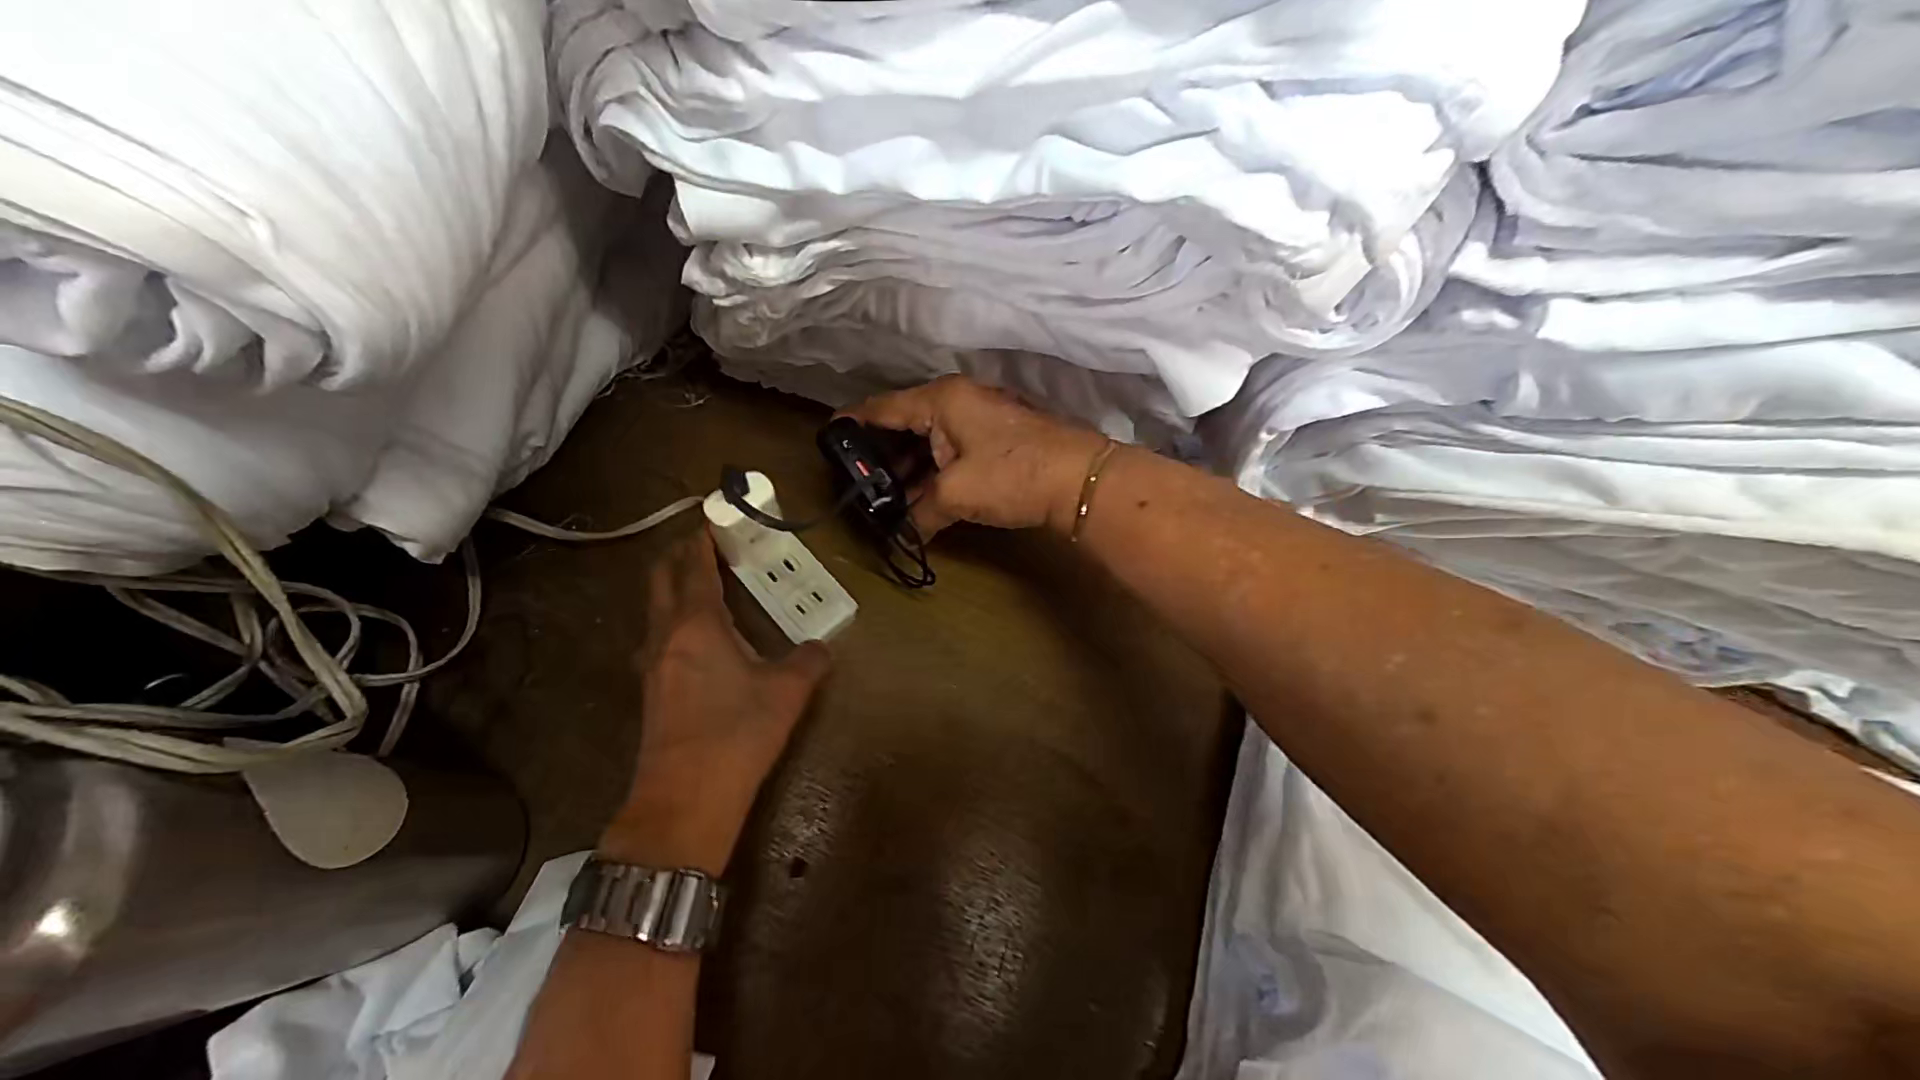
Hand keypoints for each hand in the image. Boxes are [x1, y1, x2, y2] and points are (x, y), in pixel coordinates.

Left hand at [601, 531, 831, 873]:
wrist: (685, 799)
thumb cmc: (738, 734)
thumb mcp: (787, 693)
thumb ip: (808, 661)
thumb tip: (820, 648)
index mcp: (697, 624)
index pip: (693, 566)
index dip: (701, 539)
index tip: (712, 518)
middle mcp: (666, 635)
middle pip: (662, 580)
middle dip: (680, 556)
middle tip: (709, 546)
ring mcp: (651, 664)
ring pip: (656, 610)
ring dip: (674, 589)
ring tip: (706, 587)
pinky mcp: (649, 690)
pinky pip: (658, 636)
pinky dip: (674, 620)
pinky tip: (699, 639)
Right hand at [845, 376, 1110, 536]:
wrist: (1082, 481)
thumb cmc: (1012, 476)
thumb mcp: (955, 495)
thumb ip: (920, 513)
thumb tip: (905, 533)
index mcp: (941, 400)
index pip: (882, 407)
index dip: (853, 423)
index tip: (828, 437)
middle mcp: (958, 400)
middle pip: (906, 423)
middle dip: (881, 454)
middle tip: (857, 480)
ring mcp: (981, 418)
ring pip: (931, 439)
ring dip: (910, 467)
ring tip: (886, 496)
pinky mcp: (998, 439)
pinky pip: (952, 450)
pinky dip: (935, 470)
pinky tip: (923, 496)